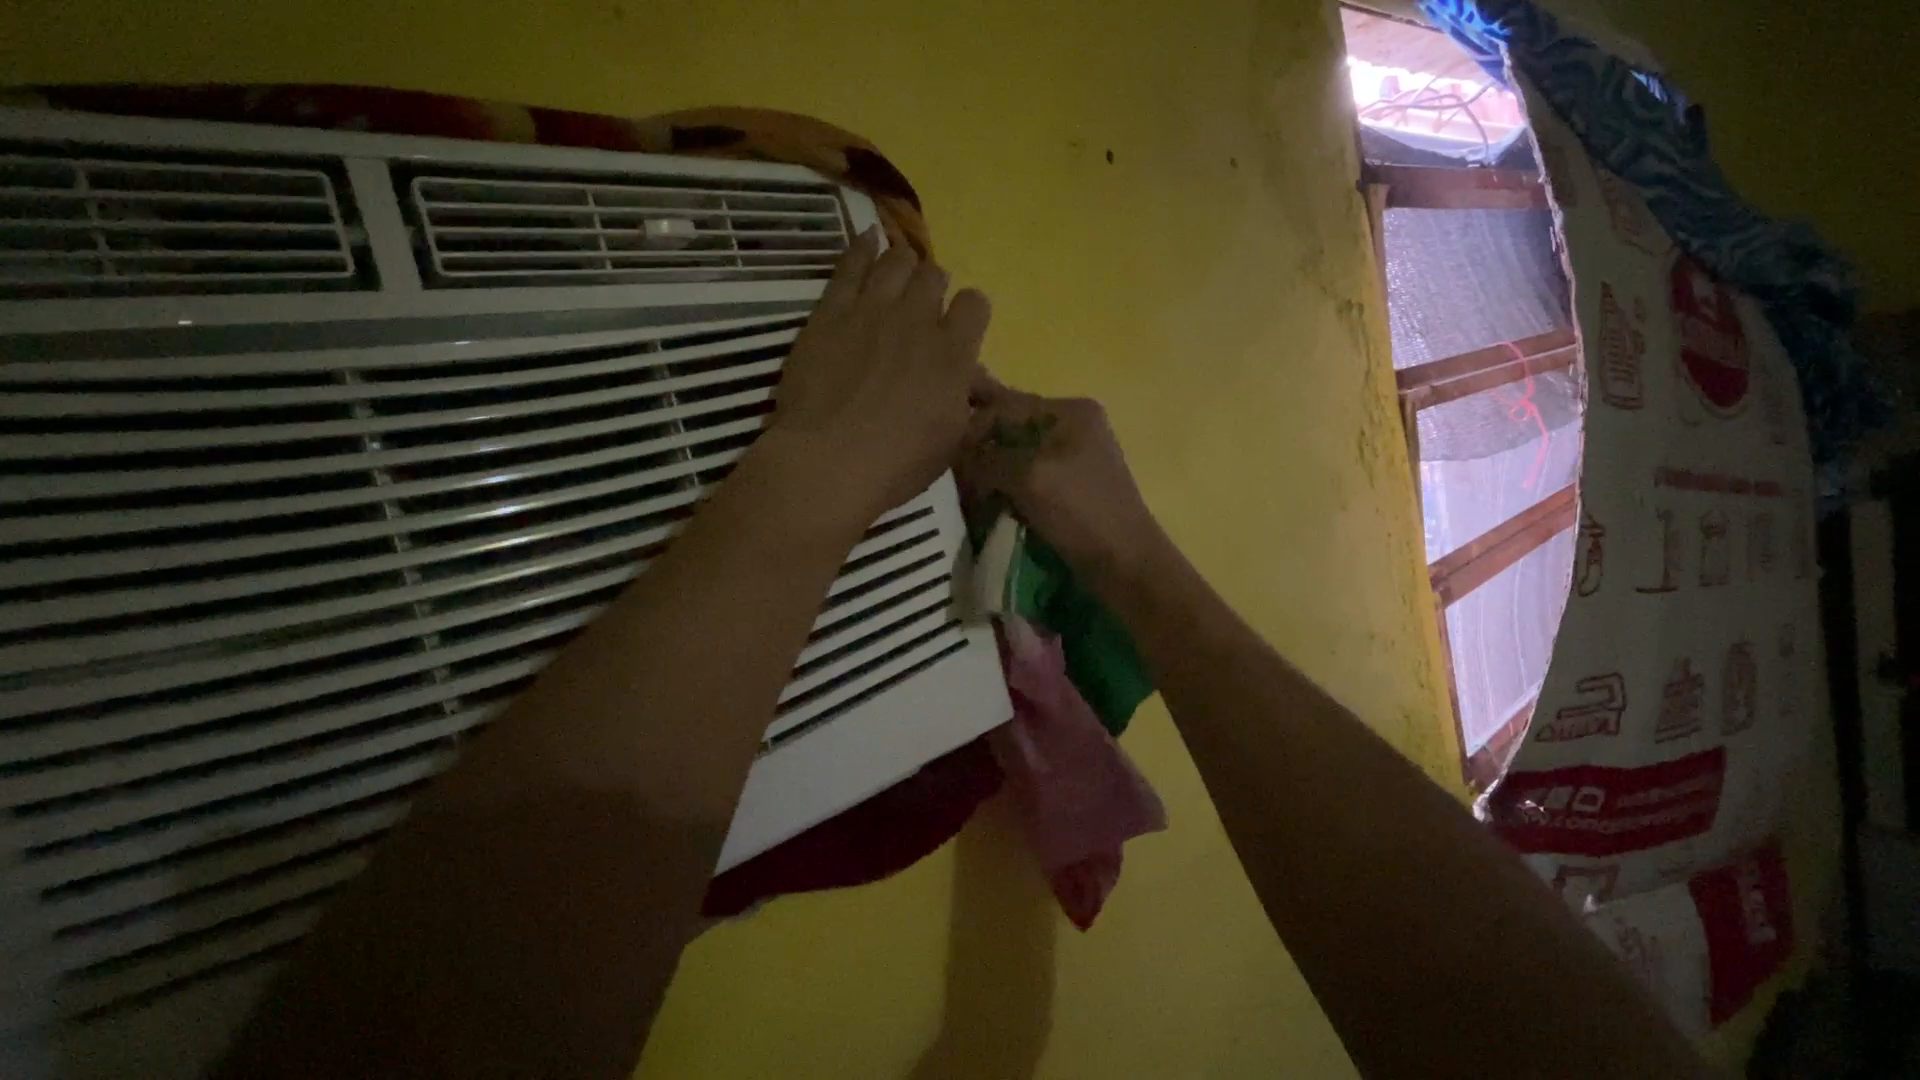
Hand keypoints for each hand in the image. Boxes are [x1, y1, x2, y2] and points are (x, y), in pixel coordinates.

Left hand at [757, 227, 991, 527]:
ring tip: (899, 271)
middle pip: (934, 277)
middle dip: (933, 286)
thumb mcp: (949, 443)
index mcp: (954, 353)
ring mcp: (872, 309)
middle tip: (923, 306)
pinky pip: (850, 265)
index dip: (970, 313)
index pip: (975, 305)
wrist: (829, 461)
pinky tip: (867, 237)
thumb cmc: (897, 464)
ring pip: (897, 261)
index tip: (960, 327)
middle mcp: (918, 319)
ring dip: (903, 263)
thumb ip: (963, 403)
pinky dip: (862, 248)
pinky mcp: (831, 312)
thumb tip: (970, 385)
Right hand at [958, 377, 1166, 582]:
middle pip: (1010, 424)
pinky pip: (1024, 475)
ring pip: (1014, 451)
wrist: (1126, 565)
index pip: (1005, 404)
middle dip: (977, 443)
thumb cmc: (1082, 513)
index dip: (970, 425)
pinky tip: (982, 498)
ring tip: (959, 483)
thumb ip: (988, 458)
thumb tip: (957, 455)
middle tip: (943, 464)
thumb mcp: (1029, 477)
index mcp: (1070, 411)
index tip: (940, 451)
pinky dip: (1002, 484)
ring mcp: (1072, 456)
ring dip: (987, 466)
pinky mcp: (1069, 487)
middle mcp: (1072, 425)